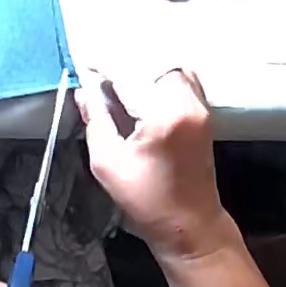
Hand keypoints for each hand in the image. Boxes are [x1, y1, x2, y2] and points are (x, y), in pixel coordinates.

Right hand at [77, 68, 239, 263]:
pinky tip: (140, 85)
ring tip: (116, 77)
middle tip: (97, 71)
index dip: (102, 64)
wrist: (191, 225)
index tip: (83, 63)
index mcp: (164, 114)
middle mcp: (187, 102)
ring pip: (167, 64)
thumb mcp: (107, 162)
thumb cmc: (147, 200)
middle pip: (151, 61)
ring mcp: (199, 104)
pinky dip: (157, 73)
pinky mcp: (202, 110)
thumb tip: (84, 91)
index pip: (129, 72)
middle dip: (122, 61)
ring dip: (141, 65)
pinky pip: (180, 76)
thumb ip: (95, 120)